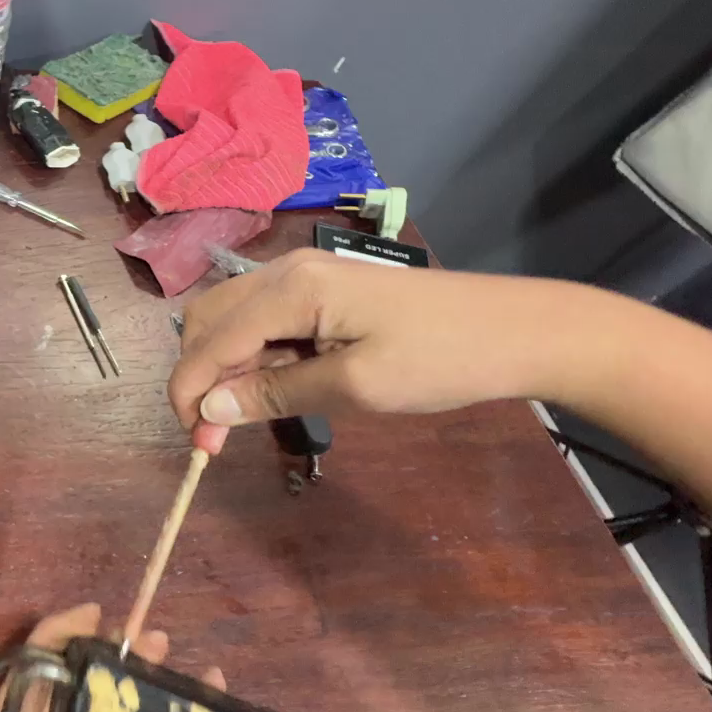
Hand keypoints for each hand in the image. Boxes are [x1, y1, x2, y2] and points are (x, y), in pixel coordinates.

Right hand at [170, 249, 611, 452]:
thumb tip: (209, 409)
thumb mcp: (355, 386)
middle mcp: (284, 270)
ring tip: (247, 409)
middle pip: (206, 319)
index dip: (191, 390)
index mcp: (291, 290)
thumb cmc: (443, 359)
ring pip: (228, 317)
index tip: (197, 442)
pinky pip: (259, 316)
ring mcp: (300, 273)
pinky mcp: (317, 285)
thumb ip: (275, 394)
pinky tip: (274, 380)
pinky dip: (250, 352)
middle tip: (219, 427)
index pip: (212, 340)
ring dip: (223, 364)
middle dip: (199, 373)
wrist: (520, 329)